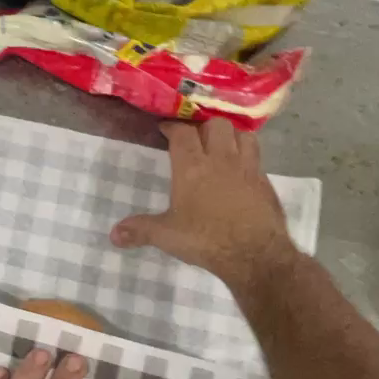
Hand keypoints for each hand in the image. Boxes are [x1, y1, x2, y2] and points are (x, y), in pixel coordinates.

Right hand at [110, 119, 297, 289]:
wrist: (255, 254)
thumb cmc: (206, 239)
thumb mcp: (166, 236)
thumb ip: (140, 230)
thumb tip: (113, 234)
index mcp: (192, 167)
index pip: (182, 133)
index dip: (172, 127)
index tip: (165, 128)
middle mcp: (221, 160)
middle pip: (216, 125)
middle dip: (204, 126)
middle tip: (195, 137)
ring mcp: (248, 168)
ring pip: (243, 134)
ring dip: (231, 134)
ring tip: (221, 144)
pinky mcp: (265, 182)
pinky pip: (257, 156)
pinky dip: (248, 155)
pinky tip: (240, 169)